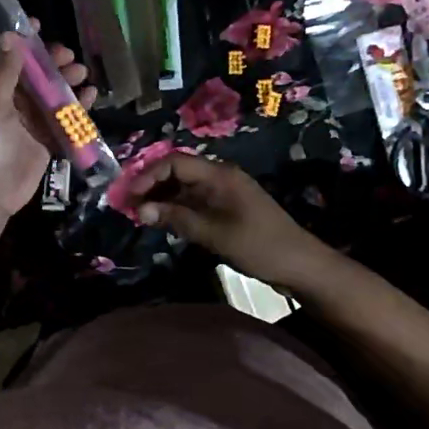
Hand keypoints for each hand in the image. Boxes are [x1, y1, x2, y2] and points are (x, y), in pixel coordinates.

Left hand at [0, 31, 96, 227]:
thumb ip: (2, 73)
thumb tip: (11, 37)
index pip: (0, 58)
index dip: (17, 40)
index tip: (36, 25)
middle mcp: (5, 102)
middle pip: (29, 73)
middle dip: (48, 60)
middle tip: (67, 54)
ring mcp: (25, 121)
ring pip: (48, 93)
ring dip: (65, 80)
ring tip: (82, 72)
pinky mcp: (43, 139)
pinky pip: (62, 117)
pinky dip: (77, 106)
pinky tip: (91, 95)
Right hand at [130, 154, 333, 287]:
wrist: (300, 265)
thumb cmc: (259, 245)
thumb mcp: (214, 233)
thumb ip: (176, 219)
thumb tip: (139, 210)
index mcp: (220, 175)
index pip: (174, 162)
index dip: (149, 176)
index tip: (131, 196)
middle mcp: (220, 178)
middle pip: (176, 172)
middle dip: (150, 186)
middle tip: (127, 205)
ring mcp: (223, 194)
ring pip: (182, 188)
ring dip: (160, 198)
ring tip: (139, 215)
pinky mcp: (225, 209)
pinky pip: (192, 201)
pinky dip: (174, 209)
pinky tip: (161, 221)